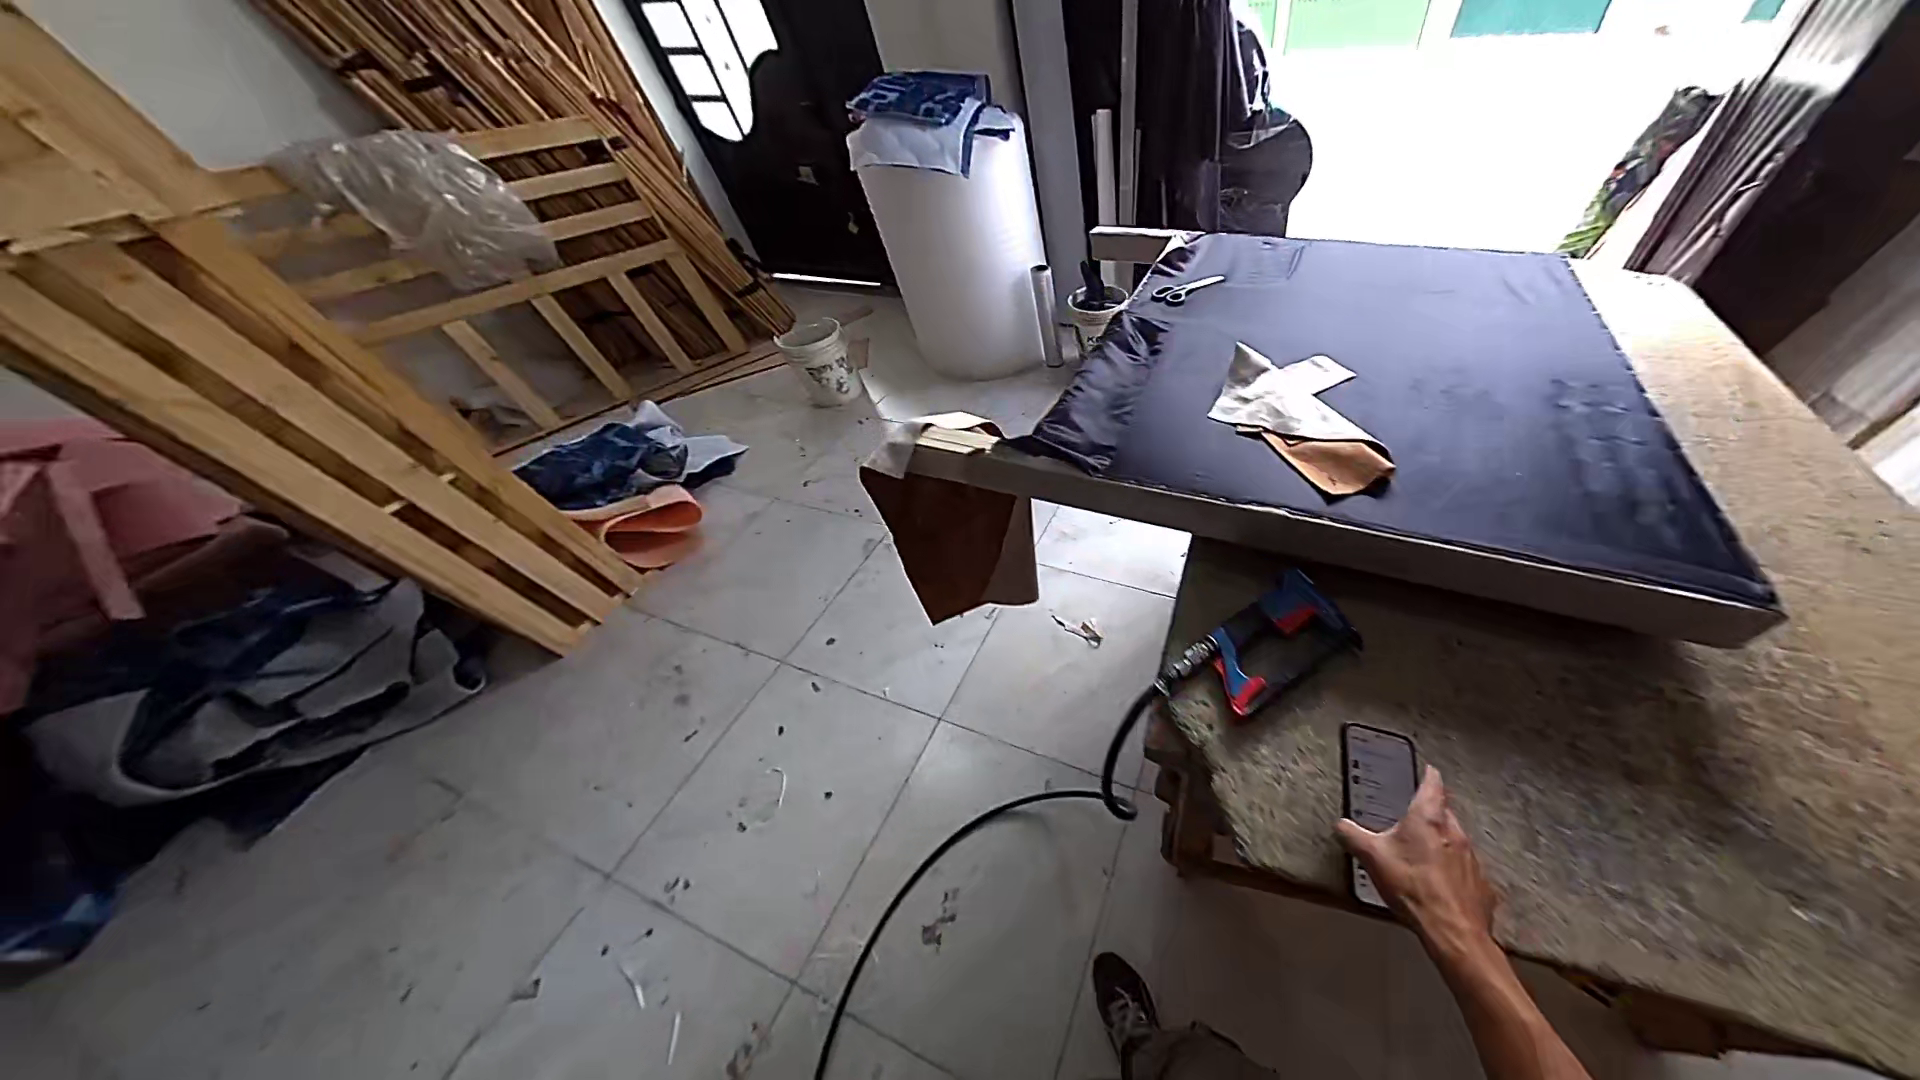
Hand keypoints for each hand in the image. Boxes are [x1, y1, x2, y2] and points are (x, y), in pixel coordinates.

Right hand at [1336, 766, 1498, 960]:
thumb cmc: (1411, 885)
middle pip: (1444, 813)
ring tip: (1422, 851)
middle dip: (1431, 810)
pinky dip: (1451, 867)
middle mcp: (1454, 833)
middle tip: (1414, 814)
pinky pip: (1464, 867)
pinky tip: (1437, 881)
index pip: (1433, 787)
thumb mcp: (1370, 856)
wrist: (1453, 932)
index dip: (1430, 776)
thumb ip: (1351, 834)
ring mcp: (1472, 860)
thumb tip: (1340, 824)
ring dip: (1440, 840)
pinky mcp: (1481, 885)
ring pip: (1455, 839)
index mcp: (1428, 819)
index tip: (1429, 769)